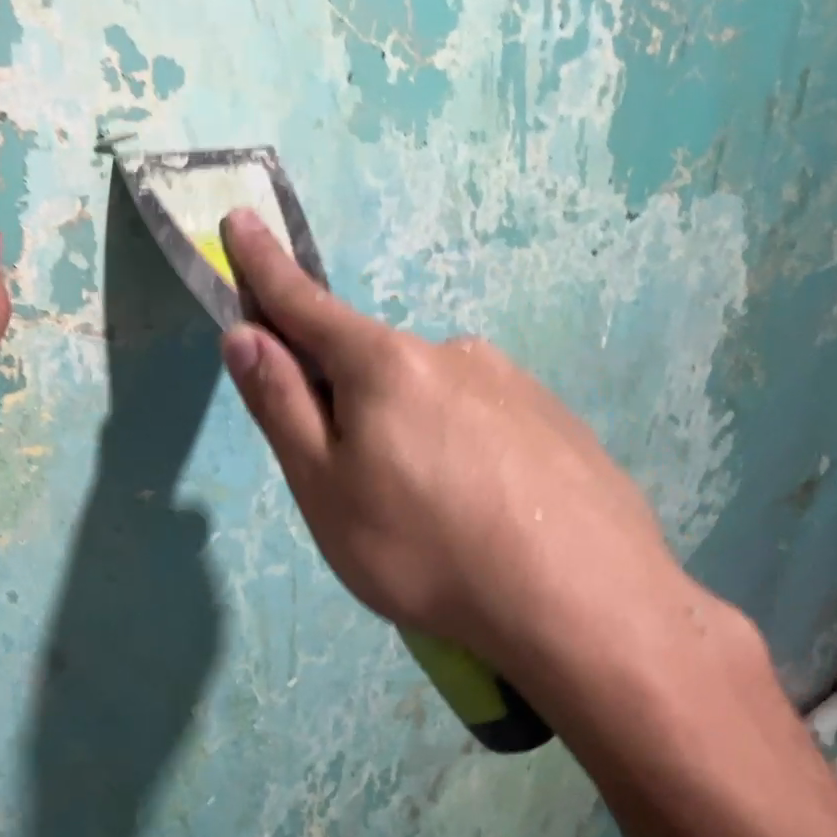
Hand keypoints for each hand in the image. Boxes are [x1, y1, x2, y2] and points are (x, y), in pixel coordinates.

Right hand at [216, 209, 694, 671]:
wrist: (596, 616)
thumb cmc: (426, 550)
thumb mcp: (323, 486)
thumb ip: (280, 404)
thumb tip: (244, 333)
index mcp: (382, 364)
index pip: (302, 303)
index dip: (263, 264)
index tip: (240, 220)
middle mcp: (449, 352)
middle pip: (364, 361)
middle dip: (339, 399)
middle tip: (351, 483)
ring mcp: (511, 382)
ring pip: (422, 394)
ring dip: (401, 429)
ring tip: (425, 512)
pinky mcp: (555, 420)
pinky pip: (476, 417)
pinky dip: (456, 447)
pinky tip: (479, 512)